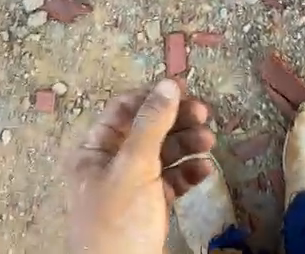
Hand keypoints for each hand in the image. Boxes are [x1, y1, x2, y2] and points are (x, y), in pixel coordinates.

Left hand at [64, 79, 216, 253]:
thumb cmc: (119, 221)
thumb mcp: (134, 167)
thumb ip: (152, 124)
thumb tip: (169, 83)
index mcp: (94, 150)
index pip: (124, 109)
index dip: (154, 96)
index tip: (185, 90)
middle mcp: (110, 165)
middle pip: (147, 130)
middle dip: (176, 120)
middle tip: (205, 114)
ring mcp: (130, 188)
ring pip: (161, 155)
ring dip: (187, 144)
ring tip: (210, 141)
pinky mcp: (148, 209)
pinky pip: (169, 182)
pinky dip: (187, 173)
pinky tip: (205, 170)